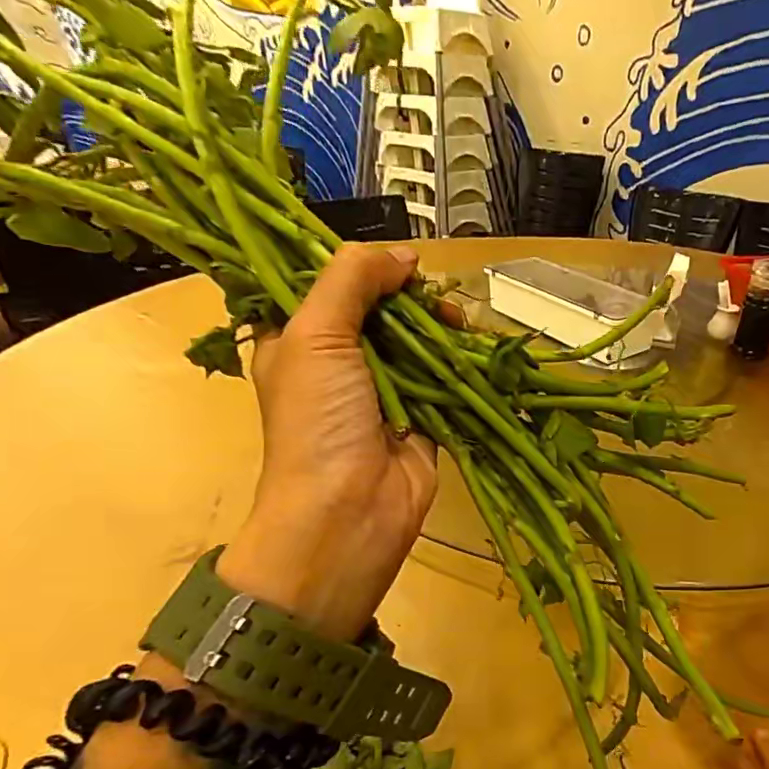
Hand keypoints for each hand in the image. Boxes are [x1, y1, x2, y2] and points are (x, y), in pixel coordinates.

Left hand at [217, 245, 436, 640]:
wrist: (348, 514)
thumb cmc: (317, 421)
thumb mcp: (315, 334)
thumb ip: (351, 280)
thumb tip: (402, 256)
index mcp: (294, 341)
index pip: (319, 286)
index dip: (352, 265)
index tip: (384, 253)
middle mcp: (334, 364)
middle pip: (374, 310)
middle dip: (404, 292)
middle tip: (428, 285)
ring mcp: (378, 392)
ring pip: (412, 340)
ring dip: (435, 323)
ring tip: (455, 315)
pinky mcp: (418, 418)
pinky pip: (441, 377)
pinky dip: (458, 359)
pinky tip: (473, 342)